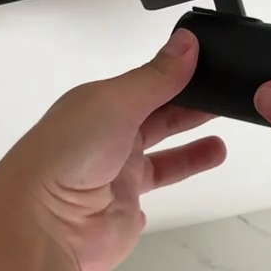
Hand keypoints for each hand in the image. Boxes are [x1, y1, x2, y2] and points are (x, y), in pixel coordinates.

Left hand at [0, 29, 227, 270]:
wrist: (45, 225)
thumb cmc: (63, 157)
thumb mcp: (116, 102)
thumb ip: (156, 77)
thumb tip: (185, 45)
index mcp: (99, 103)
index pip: (148, 82)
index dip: (178, 73)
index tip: (210, 64)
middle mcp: (107, 136)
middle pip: (158, 115)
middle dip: (191, 106)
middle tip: (224, 97)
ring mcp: (118, 172)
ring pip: (163, 153)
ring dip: (191, 145)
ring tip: (220, 138)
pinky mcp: (127, 205)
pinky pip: (158, 186)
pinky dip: (177, 177)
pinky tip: (189, 173)